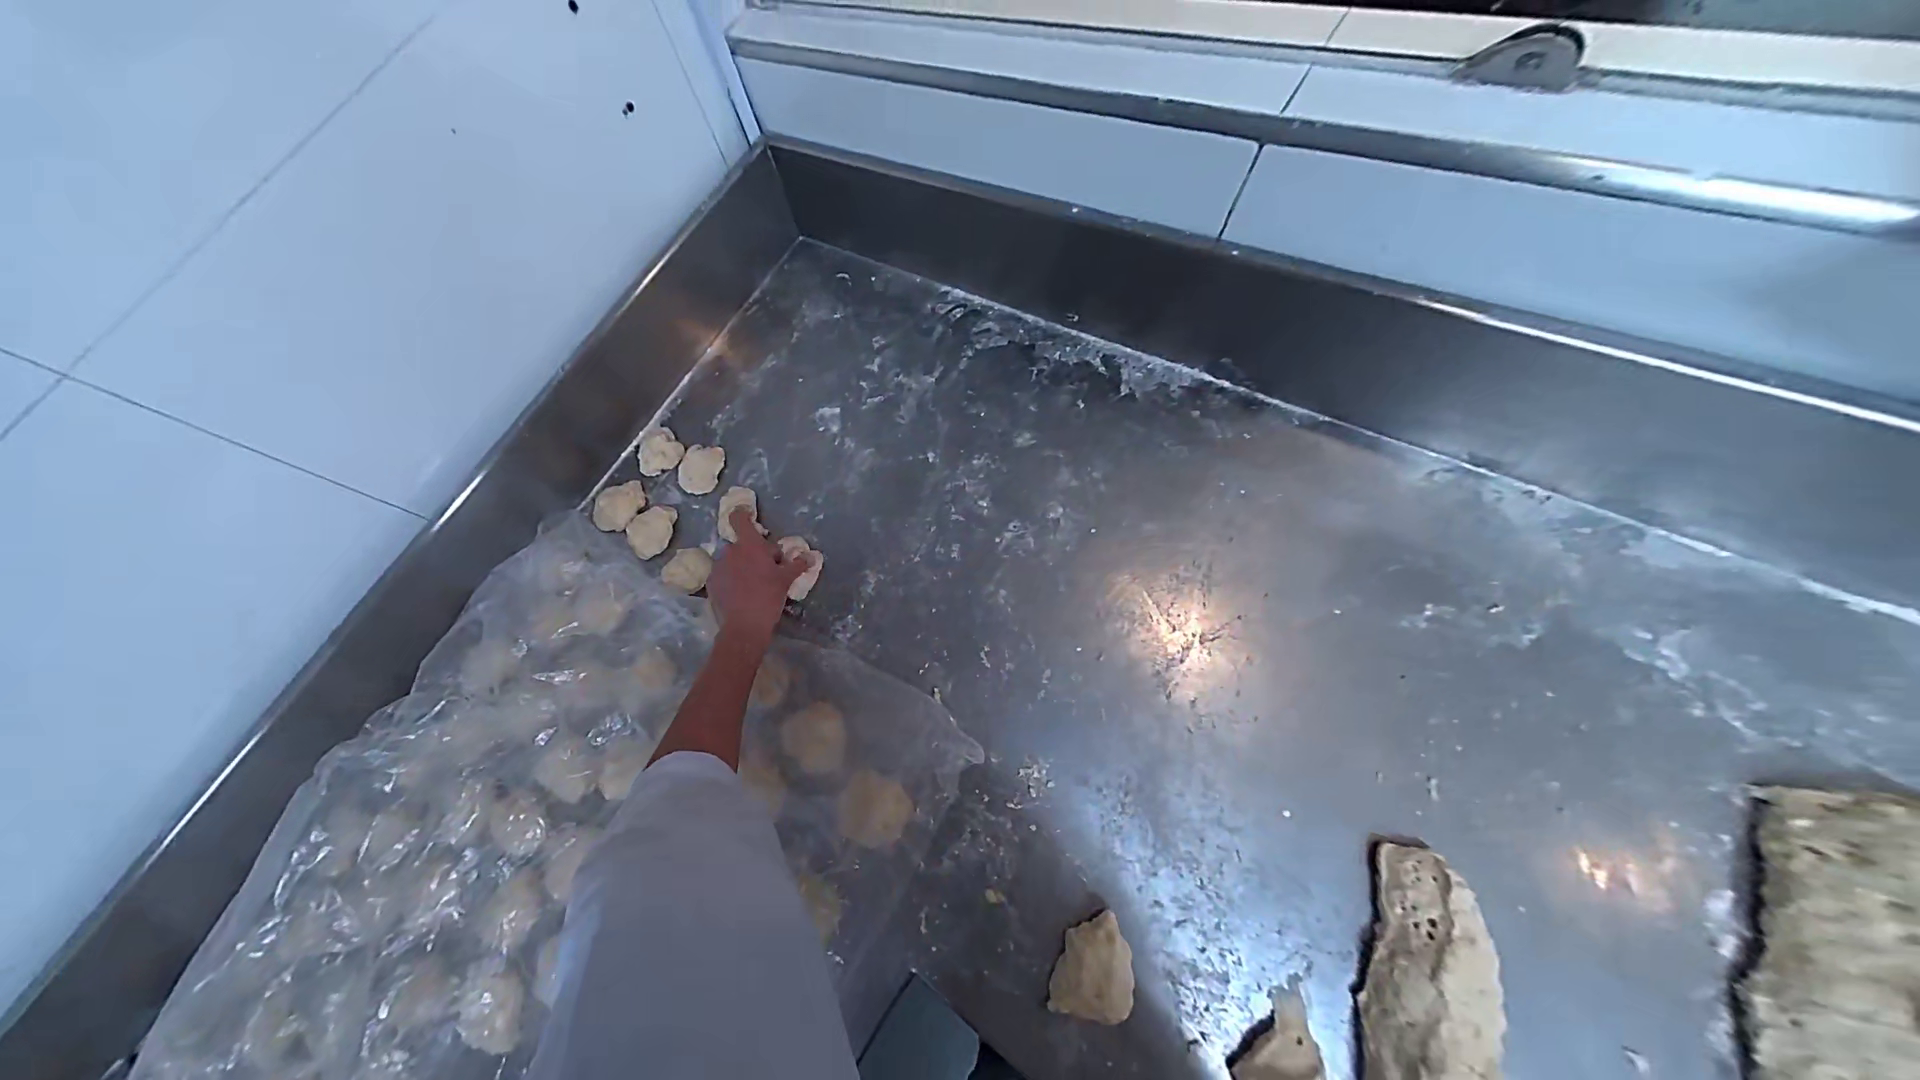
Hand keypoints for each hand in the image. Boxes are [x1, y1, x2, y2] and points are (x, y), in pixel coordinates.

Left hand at [707, 507, 804, 644]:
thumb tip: (811, 556)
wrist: (744, 626)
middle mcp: (730, 552)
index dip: (743, 514)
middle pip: (742, 544)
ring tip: (754, 584)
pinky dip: (732, 579)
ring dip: (742, 566)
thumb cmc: (768, 597)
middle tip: (767, 568)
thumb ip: (798, 564)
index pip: (739, 519)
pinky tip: (742, 594)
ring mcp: (717, 567)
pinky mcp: (711, 583)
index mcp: (749, 546)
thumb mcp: (786, 580)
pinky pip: (723, 574)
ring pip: (732, 560)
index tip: (749, 517)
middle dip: (753, 552)